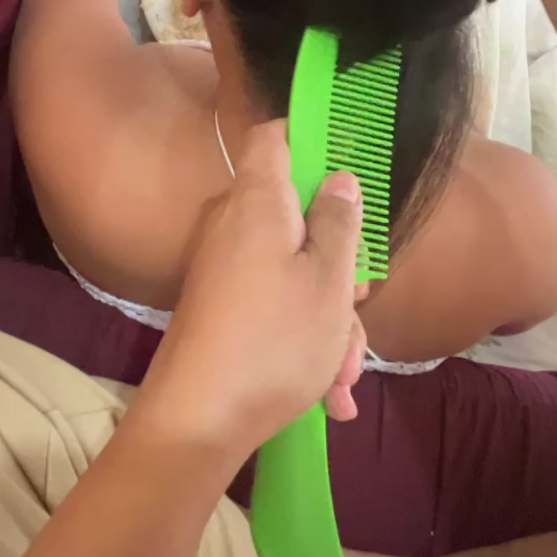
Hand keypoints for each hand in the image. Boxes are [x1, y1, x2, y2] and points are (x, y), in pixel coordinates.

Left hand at [135, 121, 369, 458]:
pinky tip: (327, 392)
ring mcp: (224, 265)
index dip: (311, 137)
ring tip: (342, 375)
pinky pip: (273, 300)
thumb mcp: (328, 282)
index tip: (348, 169)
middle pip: (298, 215)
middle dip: (338, 261)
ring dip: (328, 316)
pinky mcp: (222, 303)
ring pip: (293, 268)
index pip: (274, 137)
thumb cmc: (274, 341)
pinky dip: (303, 336)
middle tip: (359, 304)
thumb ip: (339, 222)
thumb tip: (339, 177)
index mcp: (257, 201)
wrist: (197, 420)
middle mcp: (233, 224)